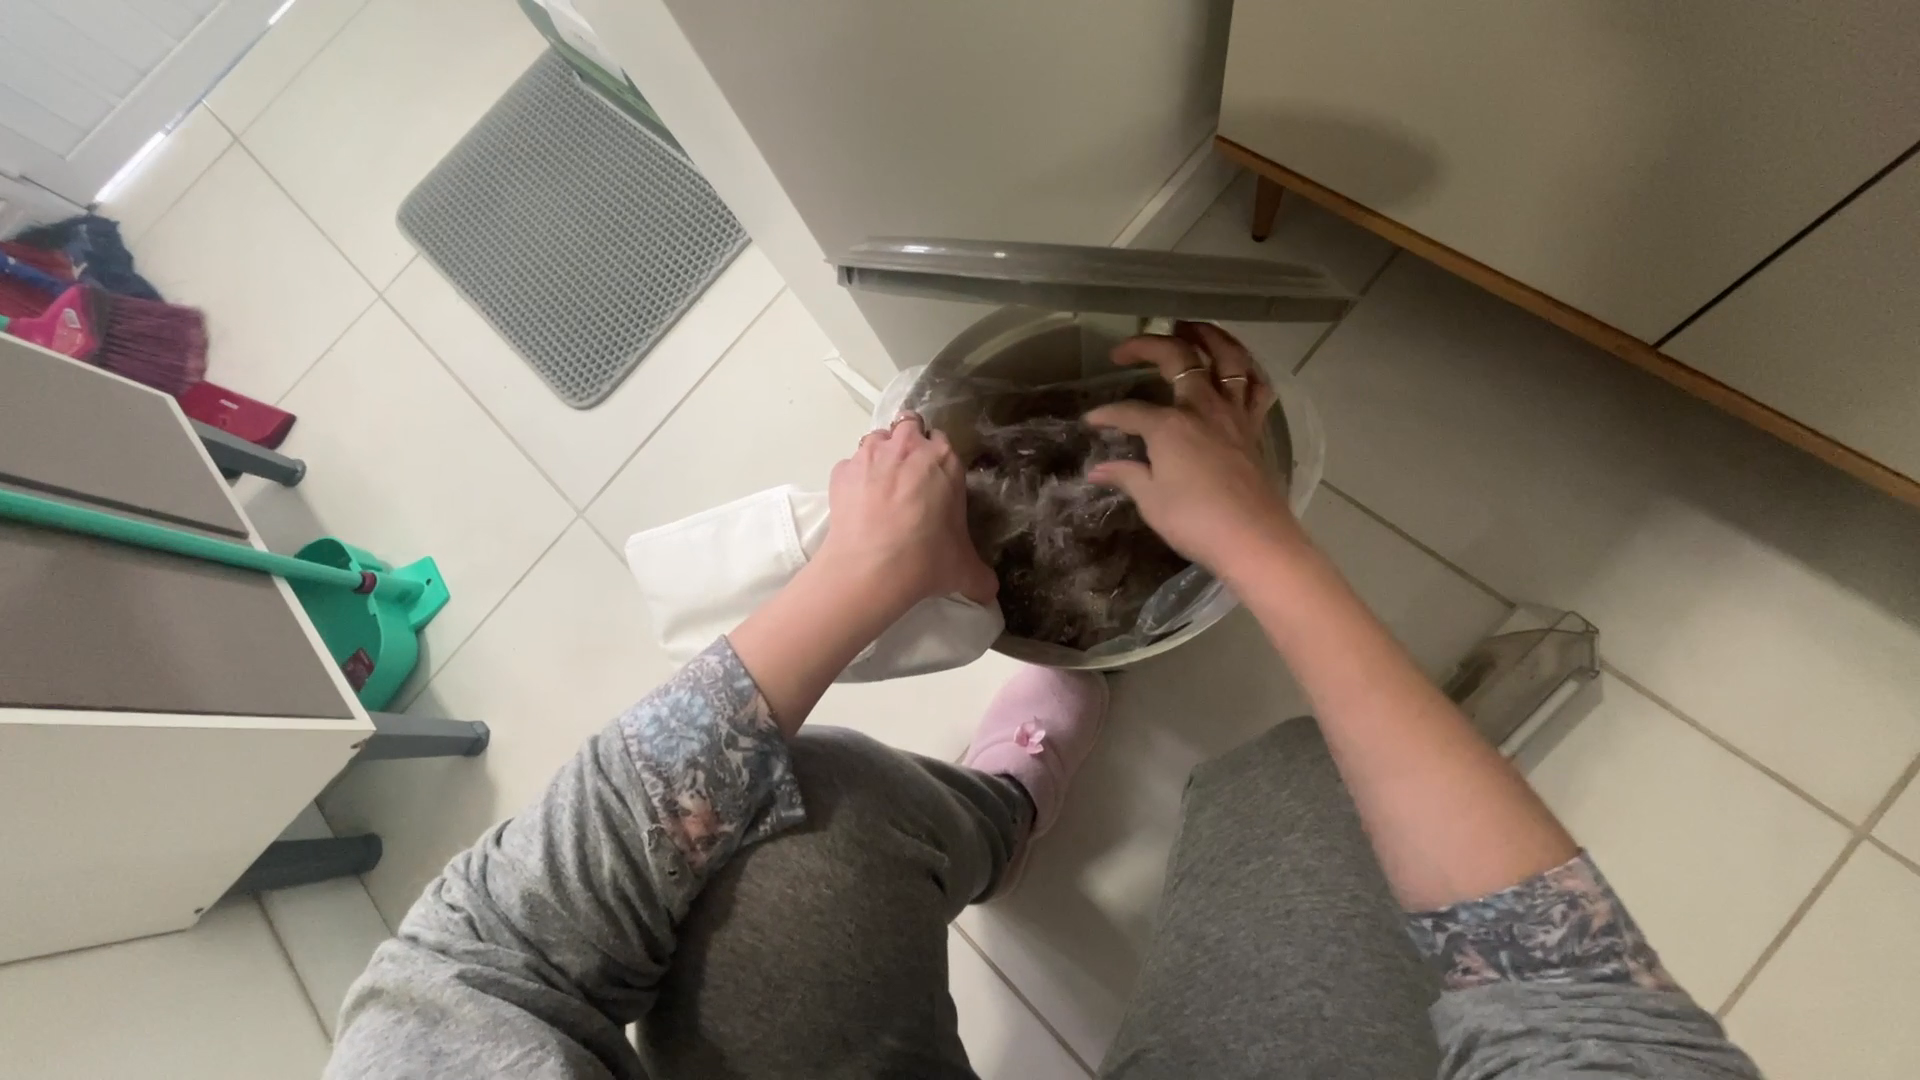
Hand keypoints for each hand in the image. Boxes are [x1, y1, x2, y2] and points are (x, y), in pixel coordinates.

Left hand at [815, 413, 998, 611]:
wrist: (872, 569)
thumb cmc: (926, 560)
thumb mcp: (965, 571)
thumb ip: (981, 577)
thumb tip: (989, 592)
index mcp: (946, 461)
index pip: (943, 441)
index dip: (937, 459)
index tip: (935, 481)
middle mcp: (909, 447)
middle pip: (910, 425)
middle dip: (909, 443)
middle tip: (908, 476)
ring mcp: (871, 454)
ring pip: (877, 438)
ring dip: (881, 454)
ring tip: (881, 486)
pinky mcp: (842, 469)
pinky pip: (850, 465)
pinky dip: (855, 478)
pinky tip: (858, 503)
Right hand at [1084, 322, 1305, 576]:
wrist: (1253, 539)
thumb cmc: (1195, 521)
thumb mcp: (1151, 501)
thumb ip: (1126, 476)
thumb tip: (1097, 470)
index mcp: (1170, 425)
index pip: (1129, 411)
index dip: (1107, 414)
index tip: (1091, 421)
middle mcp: (1202, 408)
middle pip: (1179, 359)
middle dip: (1149, 346)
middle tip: (1127, 348)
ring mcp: (1234, 415)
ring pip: (1227, 359)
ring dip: (1208, 336)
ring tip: (1191, 327)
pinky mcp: (1255, 429)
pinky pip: (1256, 387)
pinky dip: (1247, 370)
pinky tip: (1239, 366)